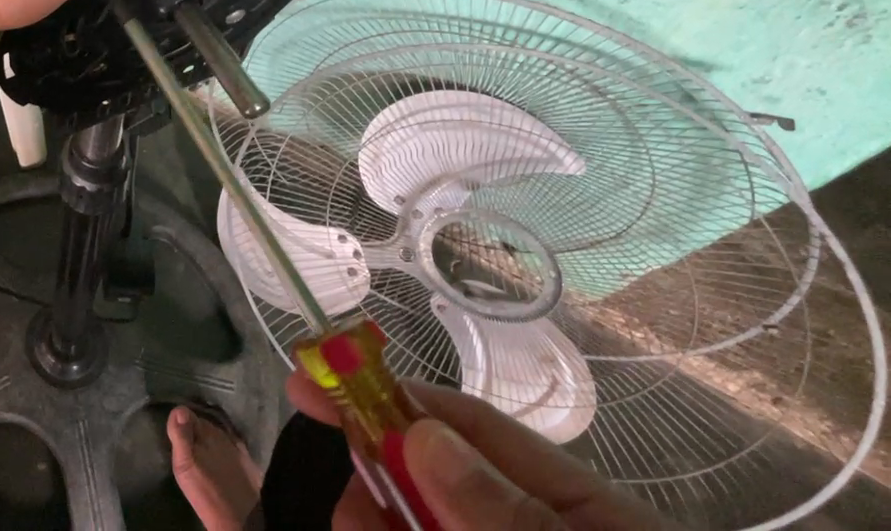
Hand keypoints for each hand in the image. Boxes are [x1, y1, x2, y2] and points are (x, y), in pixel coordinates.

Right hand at [283, 370, 670, 530]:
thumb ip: (509, 515)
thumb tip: (421, 436)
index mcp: (576, 510)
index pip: (472, 428)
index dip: (393, 395)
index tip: (318, 380)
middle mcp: (528, 530)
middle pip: (433, 476)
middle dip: (374, 468)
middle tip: (332, 481)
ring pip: (418, 522)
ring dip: (373, 517)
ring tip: (347, 520)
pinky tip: (365, 528)